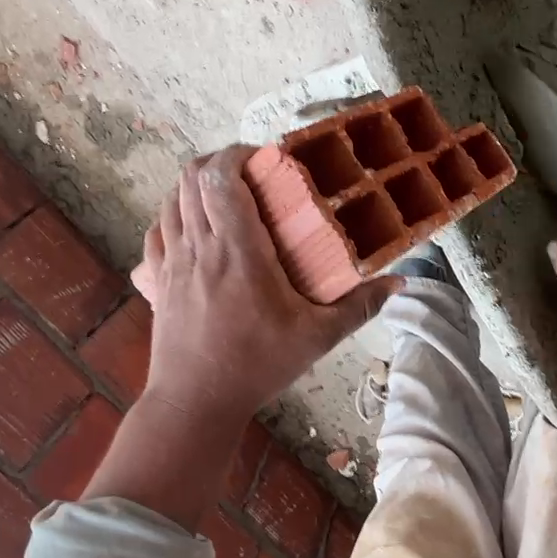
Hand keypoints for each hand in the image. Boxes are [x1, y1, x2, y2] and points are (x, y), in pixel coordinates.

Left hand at [140, 147, 404, 418]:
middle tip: (251, 170)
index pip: (221, 179)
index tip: (265, 157)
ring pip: (172, 199)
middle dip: (219, 161)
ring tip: (226, 193)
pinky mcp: (157, 281)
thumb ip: (360, 306)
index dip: (237, 154)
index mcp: (238, 251)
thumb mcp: (318, 337)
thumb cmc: (258, 365)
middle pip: (191, 177)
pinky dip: (174, 214)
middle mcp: (200, 246)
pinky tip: (193, 226)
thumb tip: (400, 282)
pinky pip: (158, 229)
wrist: (194, 403)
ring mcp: (172, 262)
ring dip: (195, 184)